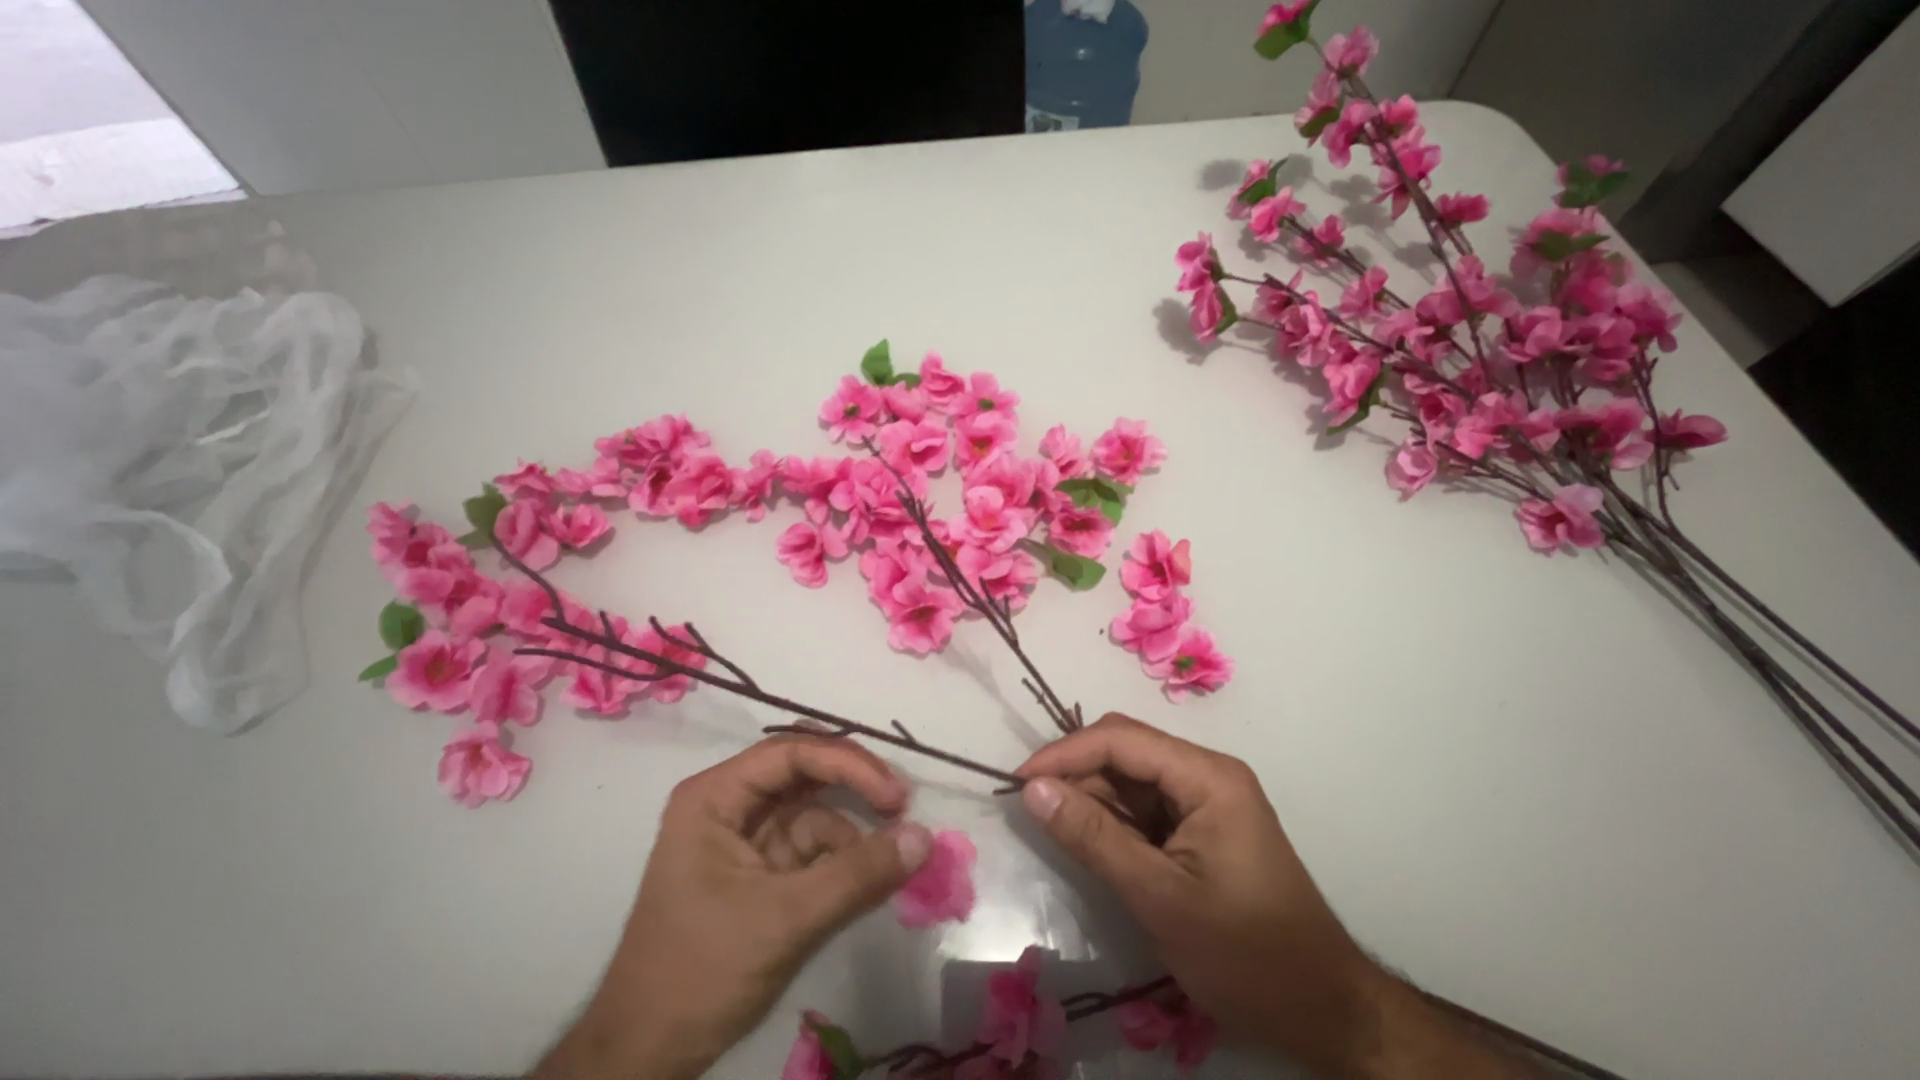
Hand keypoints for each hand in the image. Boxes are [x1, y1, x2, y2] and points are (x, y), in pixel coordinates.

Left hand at [536, 735, 931, 1079]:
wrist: (651, 1046)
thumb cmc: (701, 967)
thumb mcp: (783, 918)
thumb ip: (856, 875)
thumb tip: (924, 837)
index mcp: (715, 798)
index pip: (789, 754)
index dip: (847, 764)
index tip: (896, 795)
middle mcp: (729, 808)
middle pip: (804, 777)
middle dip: (855, 790)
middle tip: (903, 810)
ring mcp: (747, 843)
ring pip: (814, 816)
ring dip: (854, 834)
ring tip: (895, 858)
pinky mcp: (763, 878)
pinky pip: (814, 853)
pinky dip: (845, 863)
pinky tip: (872, 880)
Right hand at [1016, 714, 1378, 1071]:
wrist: (1316, 1004)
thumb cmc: (1242, 951)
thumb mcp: (1158, 895)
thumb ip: (1093, 837)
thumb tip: (1033, 789)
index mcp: (1208, 778)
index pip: (1122, 740)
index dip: (1064, 754)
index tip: (1017, 784)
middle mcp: (1208, 776)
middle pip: (1126, 751)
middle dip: (1076, 772)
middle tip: (1031, 809)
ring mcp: (1207, 802)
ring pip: (1132, 780)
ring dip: (1091, 798)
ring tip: (1052, 829)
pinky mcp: (1202, 829)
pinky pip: (1146, 808)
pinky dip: (1112, 821)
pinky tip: (1089, 843)